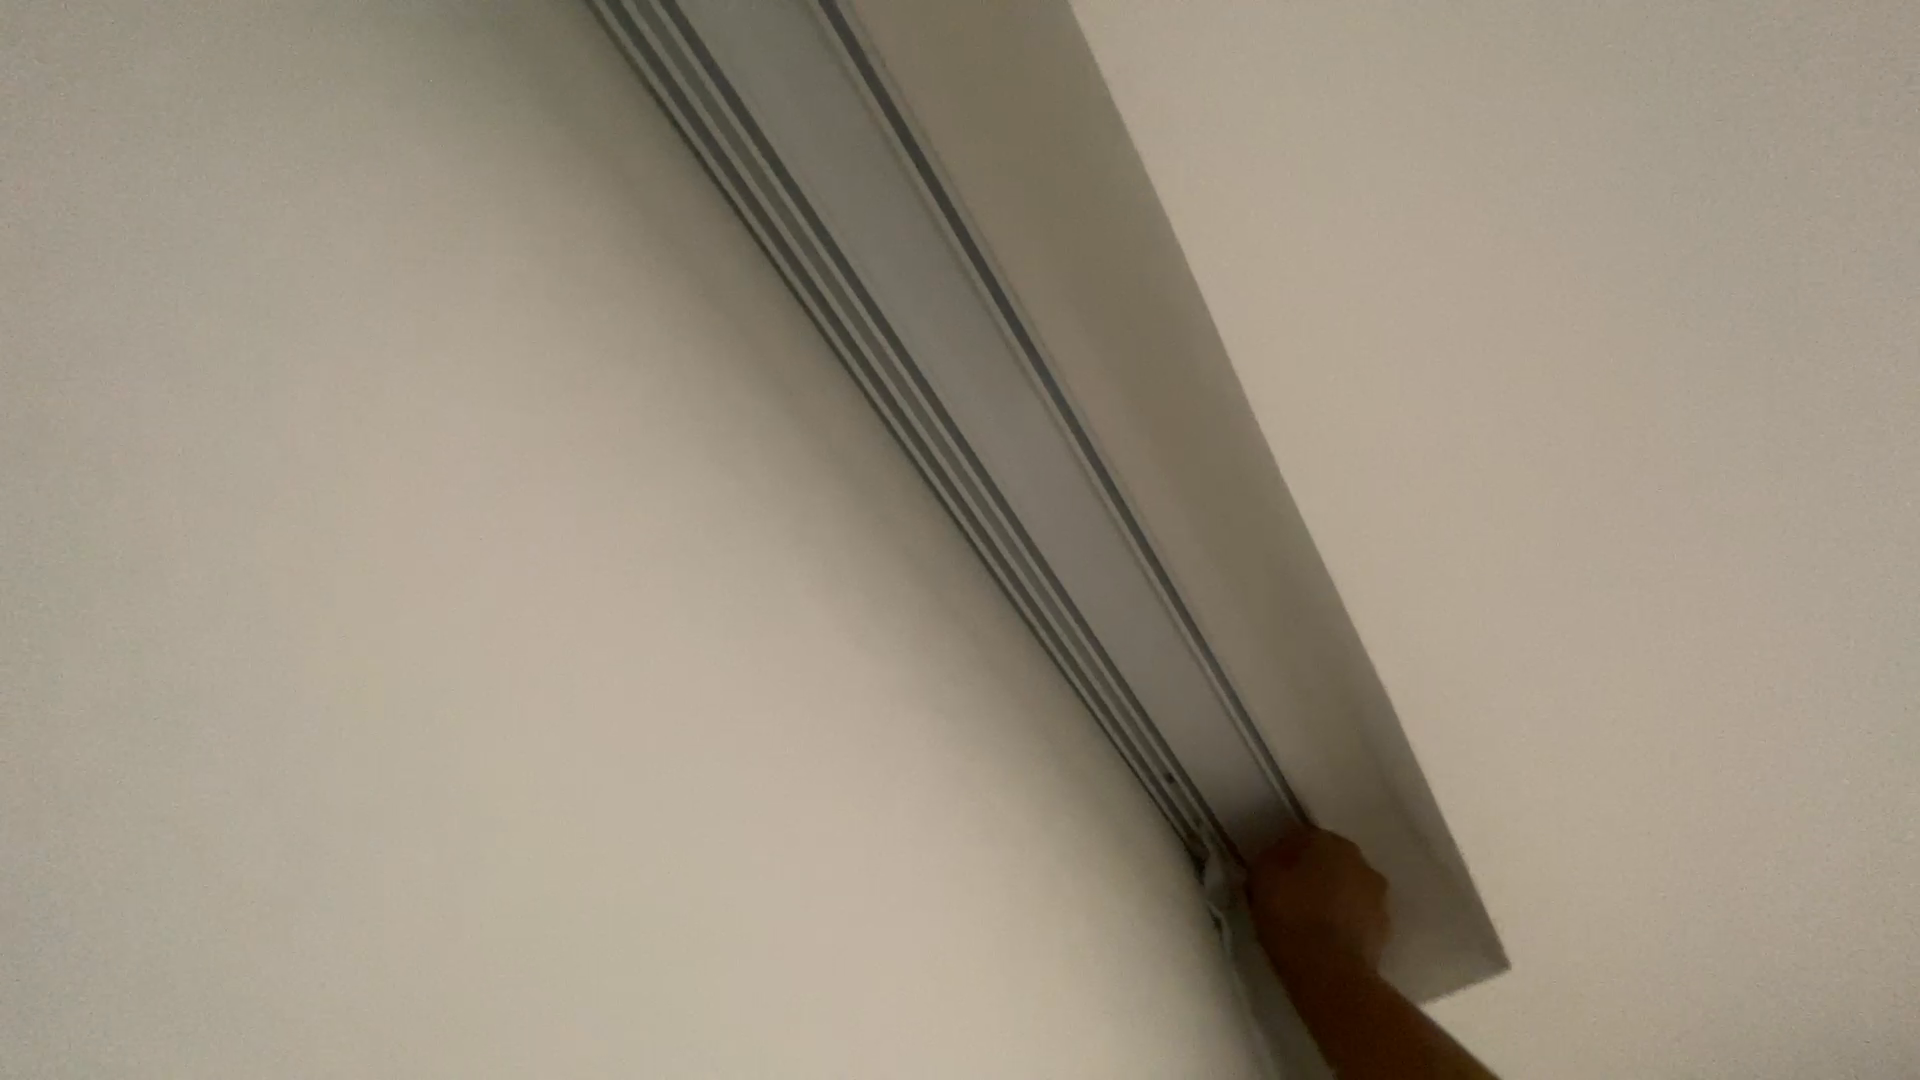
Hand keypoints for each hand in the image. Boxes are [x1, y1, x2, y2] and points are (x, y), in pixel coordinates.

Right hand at [1247, 827, 1390, 970]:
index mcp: (1326, 841)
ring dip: (1332, 896)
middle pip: (1328, 860)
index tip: (1269, 874)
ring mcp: (1377, 895)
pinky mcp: (1385, 928)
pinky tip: (1325, 937)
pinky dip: (1344, 920)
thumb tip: (1277, 860)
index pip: (1300, 838)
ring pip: (1346, 887)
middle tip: (1289, 894)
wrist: (1330, 972)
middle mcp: (1358, 860)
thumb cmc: (1290, 915)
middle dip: (1312, 872)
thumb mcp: (1260, 878)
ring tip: (1308, 919)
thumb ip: (1269, 860)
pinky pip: (1357, 915)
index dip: (1282, 855)